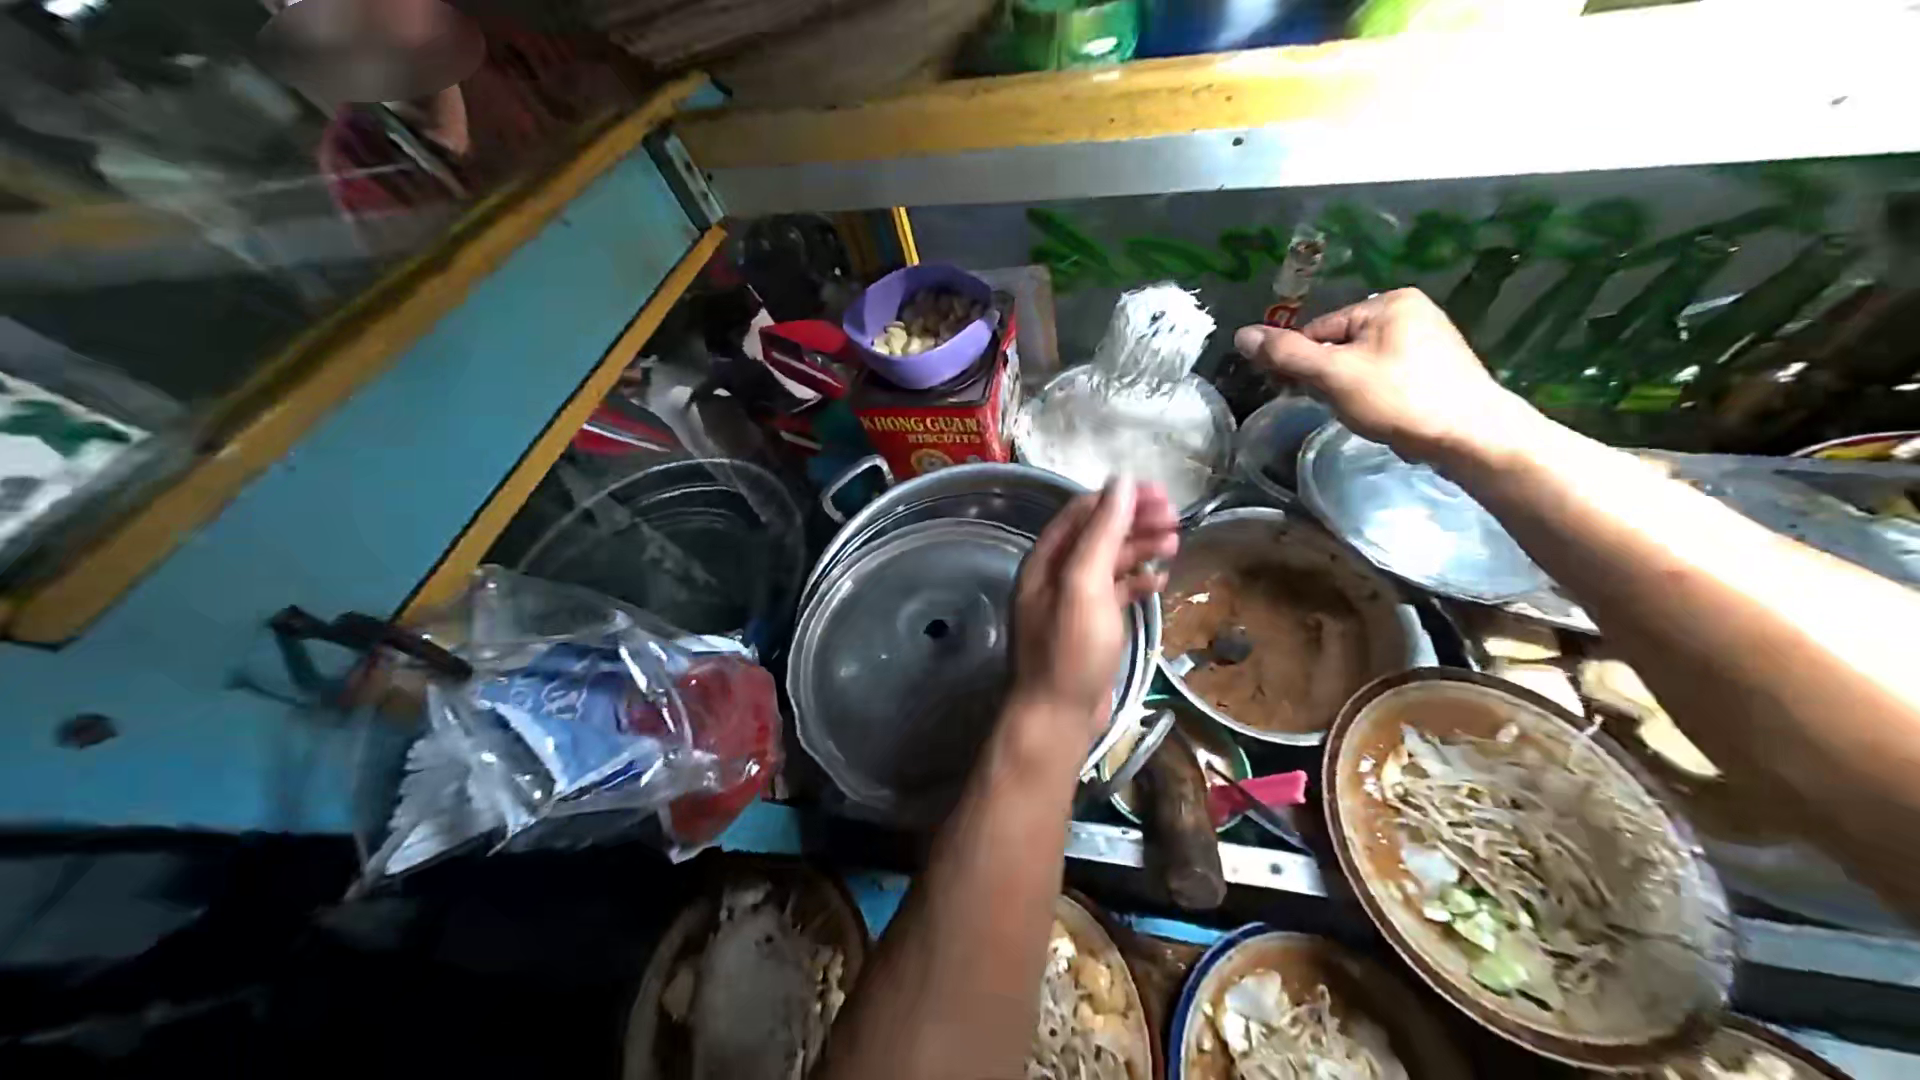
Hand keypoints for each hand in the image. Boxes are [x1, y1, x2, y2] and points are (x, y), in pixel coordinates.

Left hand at [1010, 480, 1178, 742]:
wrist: (1059, 715)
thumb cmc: (1070, 649)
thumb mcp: (1085, 585)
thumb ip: (1101, 534)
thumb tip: (1120, 484)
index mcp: (1046, 560)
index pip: (1082, 512)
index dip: (1119, 498)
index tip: (1159, 495)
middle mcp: (1056, 575)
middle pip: (1098, 534)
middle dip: (1135, 521)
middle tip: (1175, 517)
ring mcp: (1073, 601)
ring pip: (1109, 563)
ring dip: (1140, 548)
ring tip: (1175, 543)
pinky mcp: (1091, 625)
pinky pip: (1115, 593)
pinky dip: (1136, 582)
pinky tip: (1159, 580)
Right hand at [1233, 288, 1545, 465]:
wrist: (1470, 437)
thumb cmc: (1398, 398)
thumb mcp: (1333, 374)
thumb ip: (1286, 354)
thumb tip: (1241, 335)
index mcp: (1388, 302)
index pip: (1318, 330)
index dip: (1302, 363)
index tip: (1301, 392)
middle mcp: (1410, 312)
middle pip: (1337, 346)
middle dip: (1326, 377)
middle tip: (1334, 403)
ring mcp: (1426, 340)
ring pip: (1358, 365)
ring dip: (1346, 389)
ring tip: (1359, 411)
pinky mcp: (1434, 369)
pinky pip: (1382, 376)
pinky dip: (1371, 395)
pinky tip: (1379, 413)